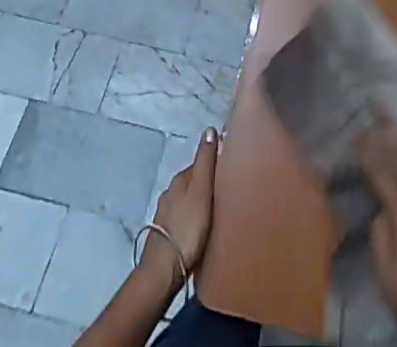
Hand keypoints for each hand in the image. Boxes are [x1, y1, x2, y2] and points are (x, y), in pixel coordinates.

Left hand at [146, 127, 219, 282]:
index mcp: (179, 180)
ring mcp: (167, 212)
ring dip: (202, 202)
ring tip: (220, 211)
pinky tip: (204, 228)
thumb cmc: (187, 228)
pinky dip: (195, 217)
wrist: (164, 268)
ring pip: (188, 200)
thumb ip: (205, 162)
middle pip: (193, 182)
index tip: (231, 169)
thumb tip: (209, 128)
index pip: (200, 164)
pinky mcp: (167, 231)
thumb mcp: (201, 192)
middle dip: (209, 184)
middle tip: (229, 192)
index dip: (215, 164)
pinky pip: (185, 217)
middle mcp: (171, 191)